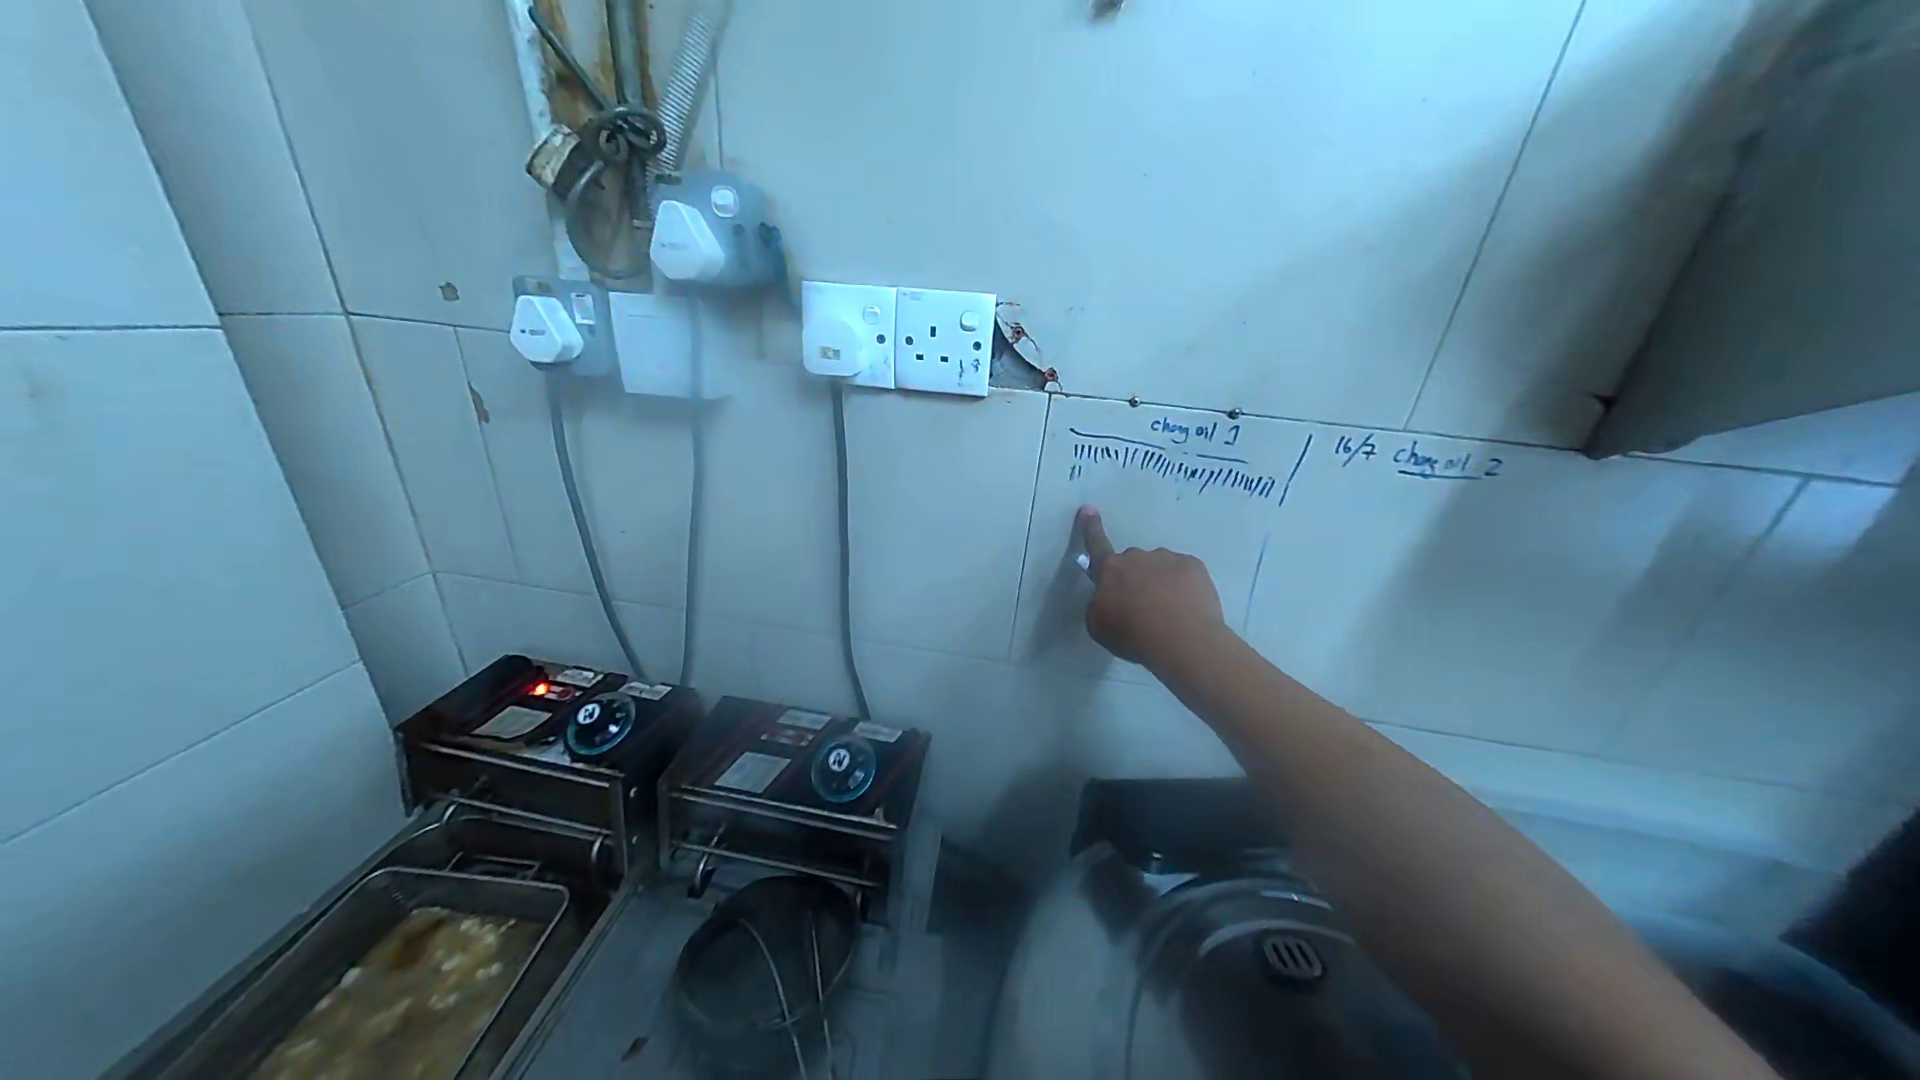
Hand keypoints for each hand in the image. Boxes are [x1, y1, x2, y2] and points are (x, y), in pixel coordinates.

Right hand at [1077, 506, 1225, 668]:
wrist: (1182, 641)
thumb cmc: (1133, 636)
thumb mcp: (1098, 626)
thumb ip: (1097, 605)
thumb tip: (1106, 597)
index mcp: (1110, 570)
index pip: (1096, 544)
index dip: (1091, 527)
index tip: (1088, 508)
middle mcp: (1137, 557)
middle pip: (1133, 563)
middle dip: (1135, 579)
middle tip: (1143, 607)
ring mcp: (1167, 558)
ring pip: (1159, 567)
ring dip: (1160, 583)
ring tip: (1169, 612)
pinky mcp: (1193, 565)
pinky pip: (1183, 572)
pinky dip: (1183, 586)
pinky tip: (1186, 607)